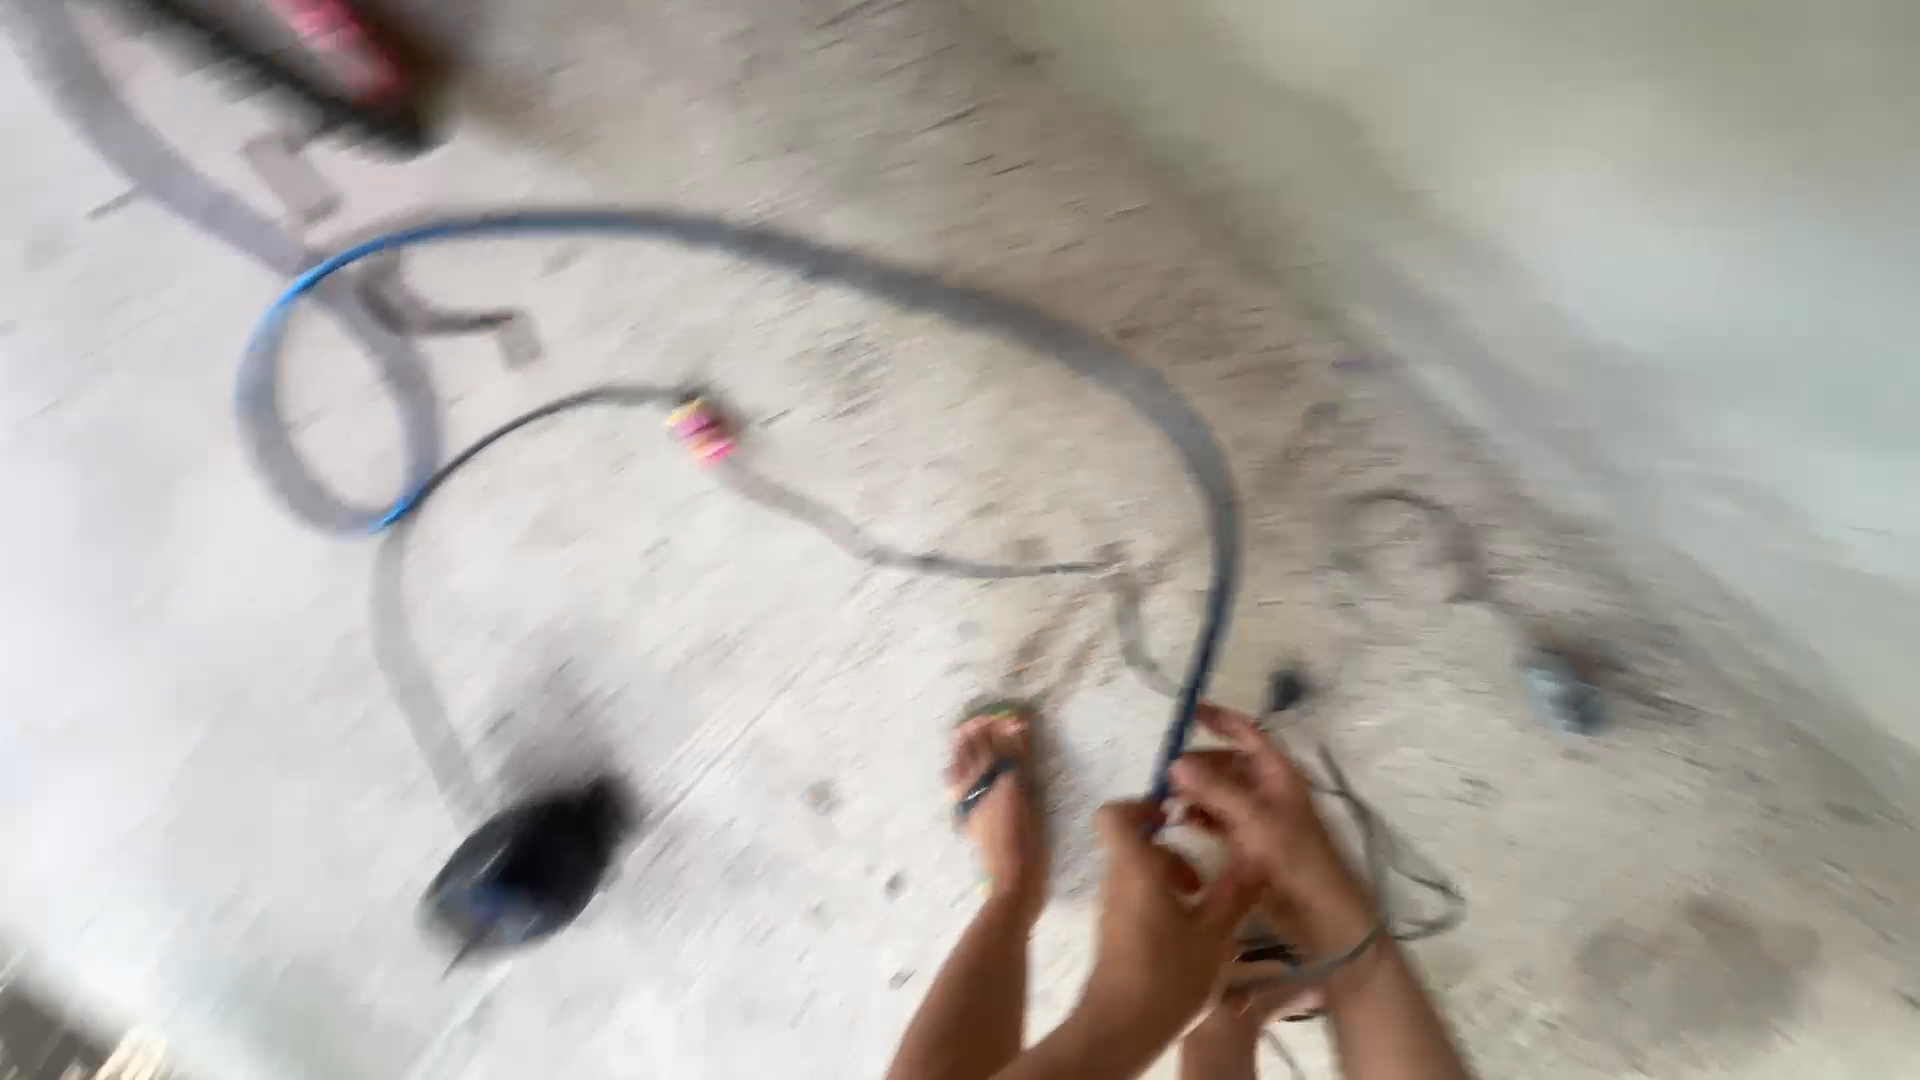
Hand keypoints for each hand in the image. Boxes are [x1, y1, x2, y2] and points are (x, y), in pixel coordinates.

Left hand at [1077, 800, 1259, 1050]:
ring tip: (1204, 910)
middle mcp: (1114, 878)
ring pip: (1137, 873)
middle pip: (1135, 845)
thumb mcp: (1213, 935)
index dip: (1140, 807)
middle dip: (1171, 854)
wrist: (1121, 1026)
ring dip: (1170, 881)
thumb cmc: (1167, 972)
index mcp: (1133, 866)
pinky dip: (1161, 903)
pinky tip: (1189, 935)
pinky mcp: (1113, 930)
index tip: (1173, 818)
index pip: (1113, 814)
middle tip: (1202, 879)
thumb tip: (1256, 861)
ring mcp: (1110, 905)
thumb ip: (1234, 895)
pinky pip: (1135, 898)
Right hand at [1169, 704, 1371, 948]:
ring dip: (1194, 790)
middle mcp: (1265, 789)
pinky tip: (1180, 819)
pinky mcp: (1247, 842)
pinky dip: (1199, 814)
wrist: (1320, 916)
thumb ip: (1213, 788)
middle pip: (1225, 763)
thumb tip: (1175, 762)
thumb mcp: (1253, 818)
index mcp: (1277, 773)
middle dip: (1197, 762)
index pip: (1246, 733)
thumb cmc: (1294, 858)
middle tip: (1166, 771)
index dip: (1220, 719)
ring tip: (1168, 797)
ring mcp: (1256, 816)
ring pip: (1218, 790)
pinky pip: (1216, 817)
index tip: (1189, 709)